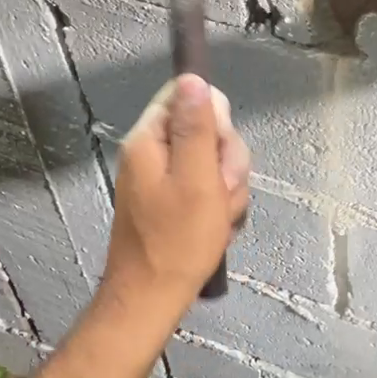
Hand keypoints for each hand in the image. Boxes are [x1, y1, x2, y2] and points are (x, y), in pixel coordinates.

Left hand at [100, 75, 250, 309]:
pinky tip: (217, 223)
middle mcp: (152, 152)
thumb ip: (197, 127)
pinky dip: (220, 202)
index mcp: (149, 140)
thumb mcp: (196, 178)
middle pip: (206, 127)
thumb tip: (194, 77)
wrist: (152, 300)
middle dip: (226, 158)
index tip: (218, 148)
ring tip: (219, 214)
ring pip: (214, 158)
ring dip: (227, 185)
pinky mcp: (173, 198)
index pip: (185, 94)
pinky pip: (209, 184)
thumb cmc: (177, 240)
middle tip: (221, 188)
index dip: (214, 115)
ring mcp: (162, 177)